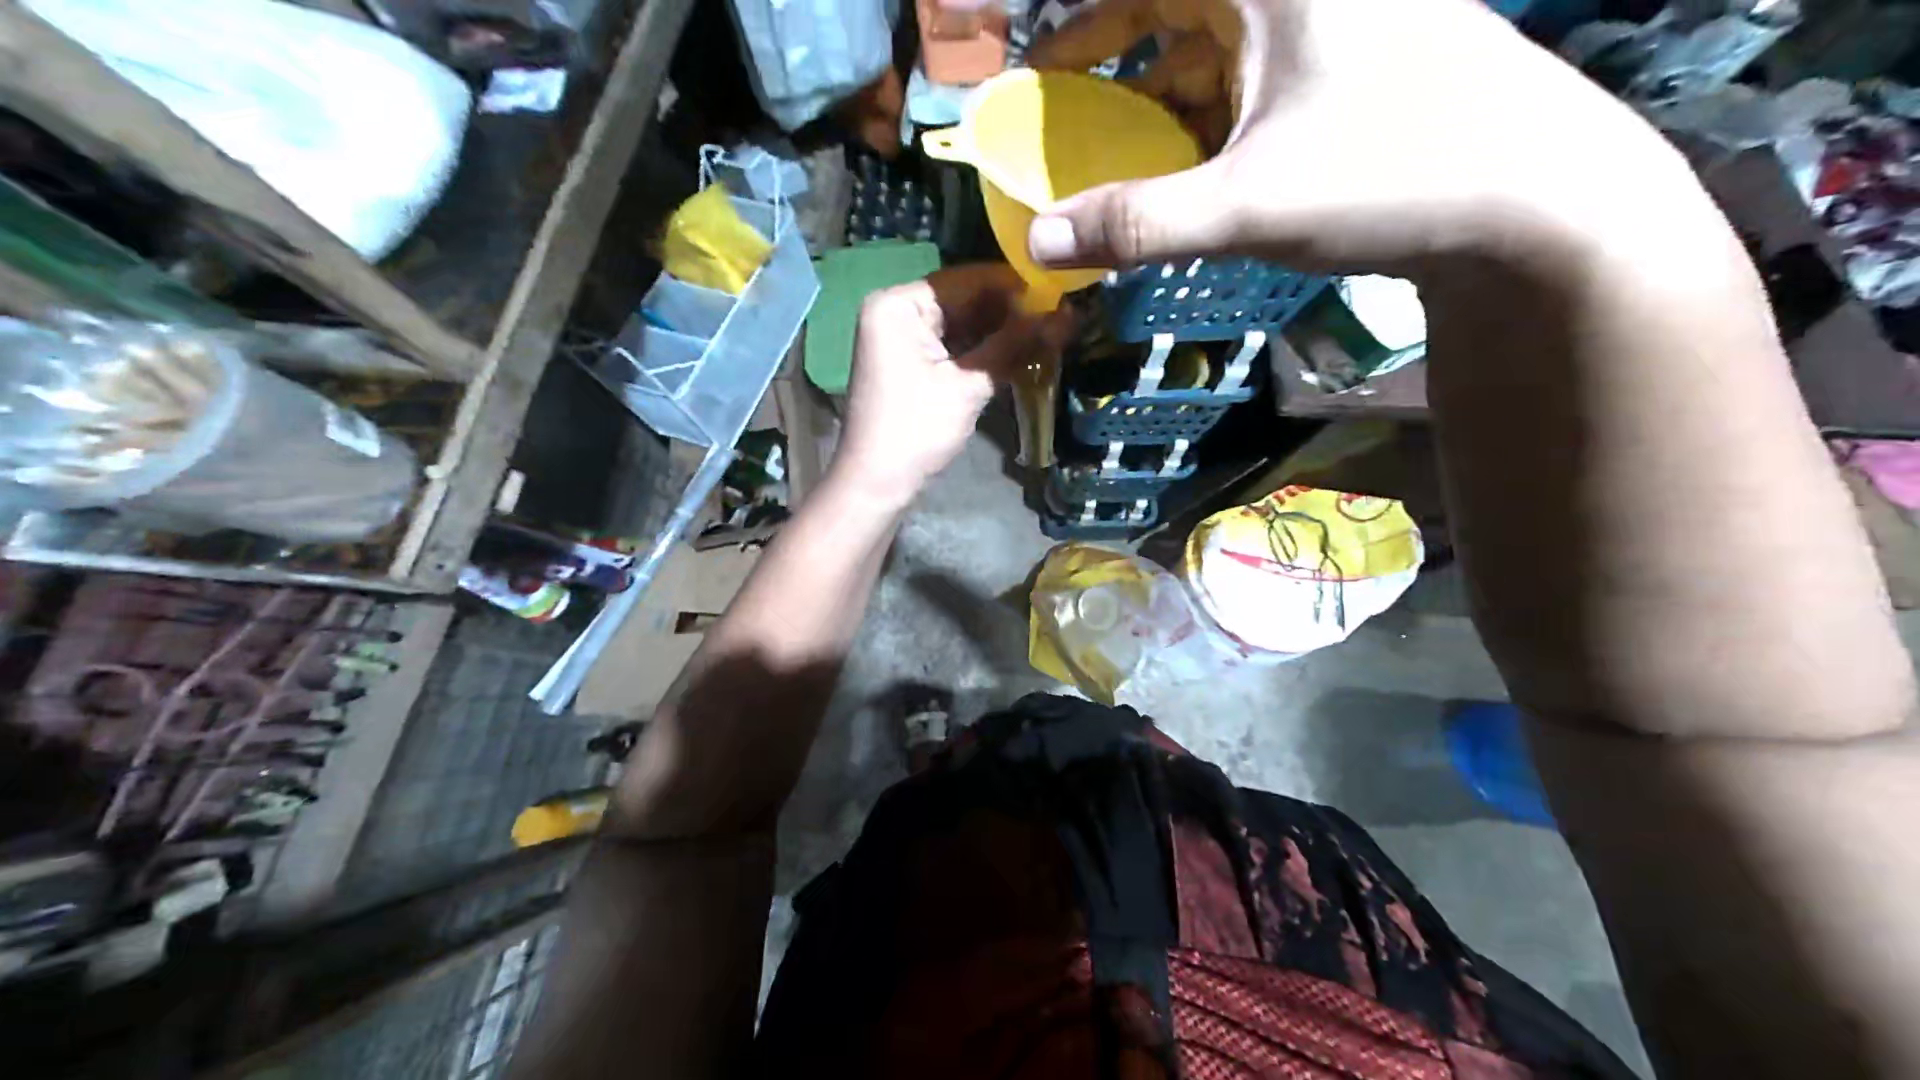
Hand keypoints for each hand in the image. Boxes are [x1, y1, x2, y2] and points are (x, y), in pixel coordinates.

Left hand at [830, 266, 1073, 507]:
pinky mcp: (909, 361)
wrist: (877, 482)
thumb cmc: (917, 430)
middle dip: (1009, 310)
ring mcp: (900, 337)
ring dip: (1000, 331)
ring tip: (1049, 332)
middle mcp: (896, 311)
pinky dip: (981, 350)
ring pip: (961, 323)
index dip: (1013, 286)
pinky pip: (951, 344)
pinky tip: (1019, 351)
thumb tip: (1064, 315)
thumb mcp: (968, 385)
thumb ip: (1014, 345)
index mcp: (899, 304)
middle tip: (1059, 314)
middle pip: (963, 300)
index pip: (966, 280)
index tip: (1058, 291)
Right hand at [1025, 0, 1701, 273]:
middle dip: (1100, 41)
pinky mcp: (1328, 73)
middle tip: (1046, 88)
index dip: (1078, 16)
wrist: (1532, 203)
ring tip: (1091, 133)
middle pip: (1168, 4)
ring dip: (1141, 84)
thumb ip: (1137, 223)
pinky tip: (1165, 159)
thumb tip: (1038, 243)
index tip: (1022, 50)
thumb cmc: (1397, 176)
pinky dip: (1187, 113)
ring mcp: (1313, 29)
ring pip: (1199, 42)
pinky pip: (1231, 80)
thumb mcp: (1251, 204)